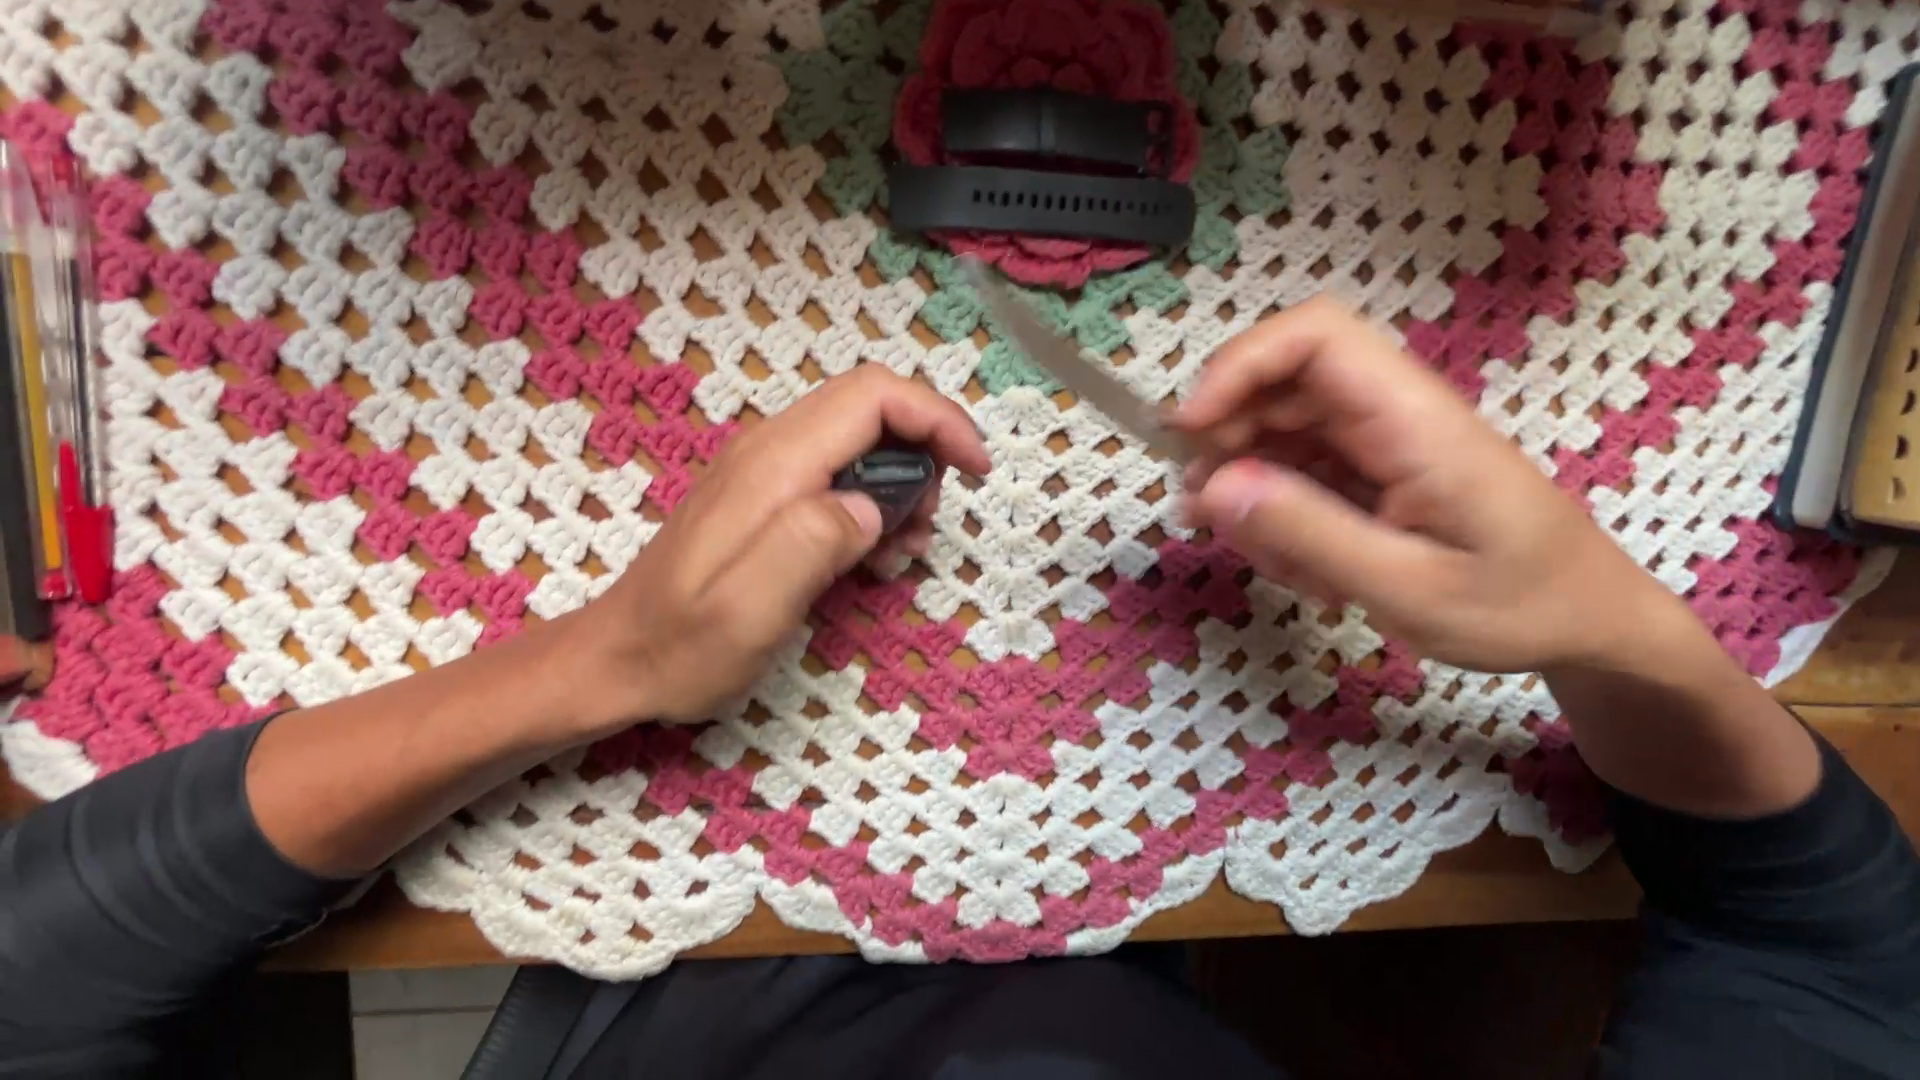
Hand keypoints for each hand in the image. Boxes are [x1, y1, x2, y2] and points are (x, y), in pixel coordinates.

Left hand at [555, 366, 991, 729]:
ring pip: (862, 438)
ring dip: (903, 482)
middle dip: (926, 451)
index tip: (975, 470)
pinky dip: (876, 501)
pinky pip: (840, 471)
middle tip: (928, 525)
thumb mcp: (748, 611)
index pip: (874, 397)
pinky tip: (871, 554)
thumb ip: (810, 544)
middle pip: (873, 406)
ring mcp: (766, 469)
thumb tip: (868, 507)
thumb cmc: (683, 646)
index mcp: (774, 466)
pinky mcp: (768, 495)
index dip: (938, 418)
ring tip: (903, 548)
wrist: (618, 658)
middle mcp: (771, 449)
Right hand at [1171, 297, 1688, 674]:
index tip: (1188, 431)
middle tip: (1205, 515)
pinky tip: (1302, 569)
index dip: (1238, 365)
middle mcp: (1388, 414)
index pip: (1314, 338)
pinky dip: (1277, 517)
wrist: (1590, 623)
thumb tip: (1213, 487)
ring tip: (1279, 565)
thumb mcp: (1408, 588)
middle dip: (1226, 443)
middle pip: (1279, 385)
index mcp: (1411, 420)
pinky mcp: (1369, 470)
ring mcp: (1377, 442)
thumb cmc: (1517, 605)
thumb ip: (1310, 534)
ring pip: (1276, 433)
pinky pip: (1296, 472)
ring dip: (1250, 493)